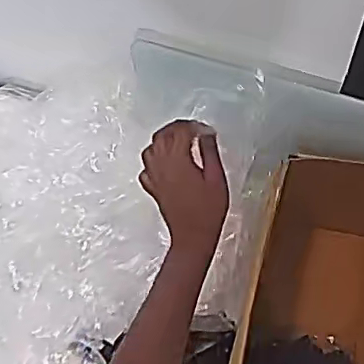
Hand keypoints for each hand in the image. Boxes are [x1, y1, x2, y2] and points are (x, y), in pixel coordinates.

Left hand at [138, 120, 227, 261]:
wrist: (193, 236)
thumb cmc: (208, 210)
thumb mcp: (216, 177)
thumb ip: (209, 152)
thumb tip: (206, 134)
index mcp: (178, 161)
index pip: (181, 132)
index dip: (194, 127)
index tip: (206, 130)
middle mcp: (162, 167)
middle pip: (162, 135)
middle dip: (177, 127)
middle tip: (194, 129)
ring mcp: (154, 177)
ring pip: (151, 148)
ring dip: (164, 139)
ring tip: (180, 139)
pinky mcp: (153, 188)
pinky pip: (147, 166)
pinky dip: (155, 157)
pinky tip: (167, 160)